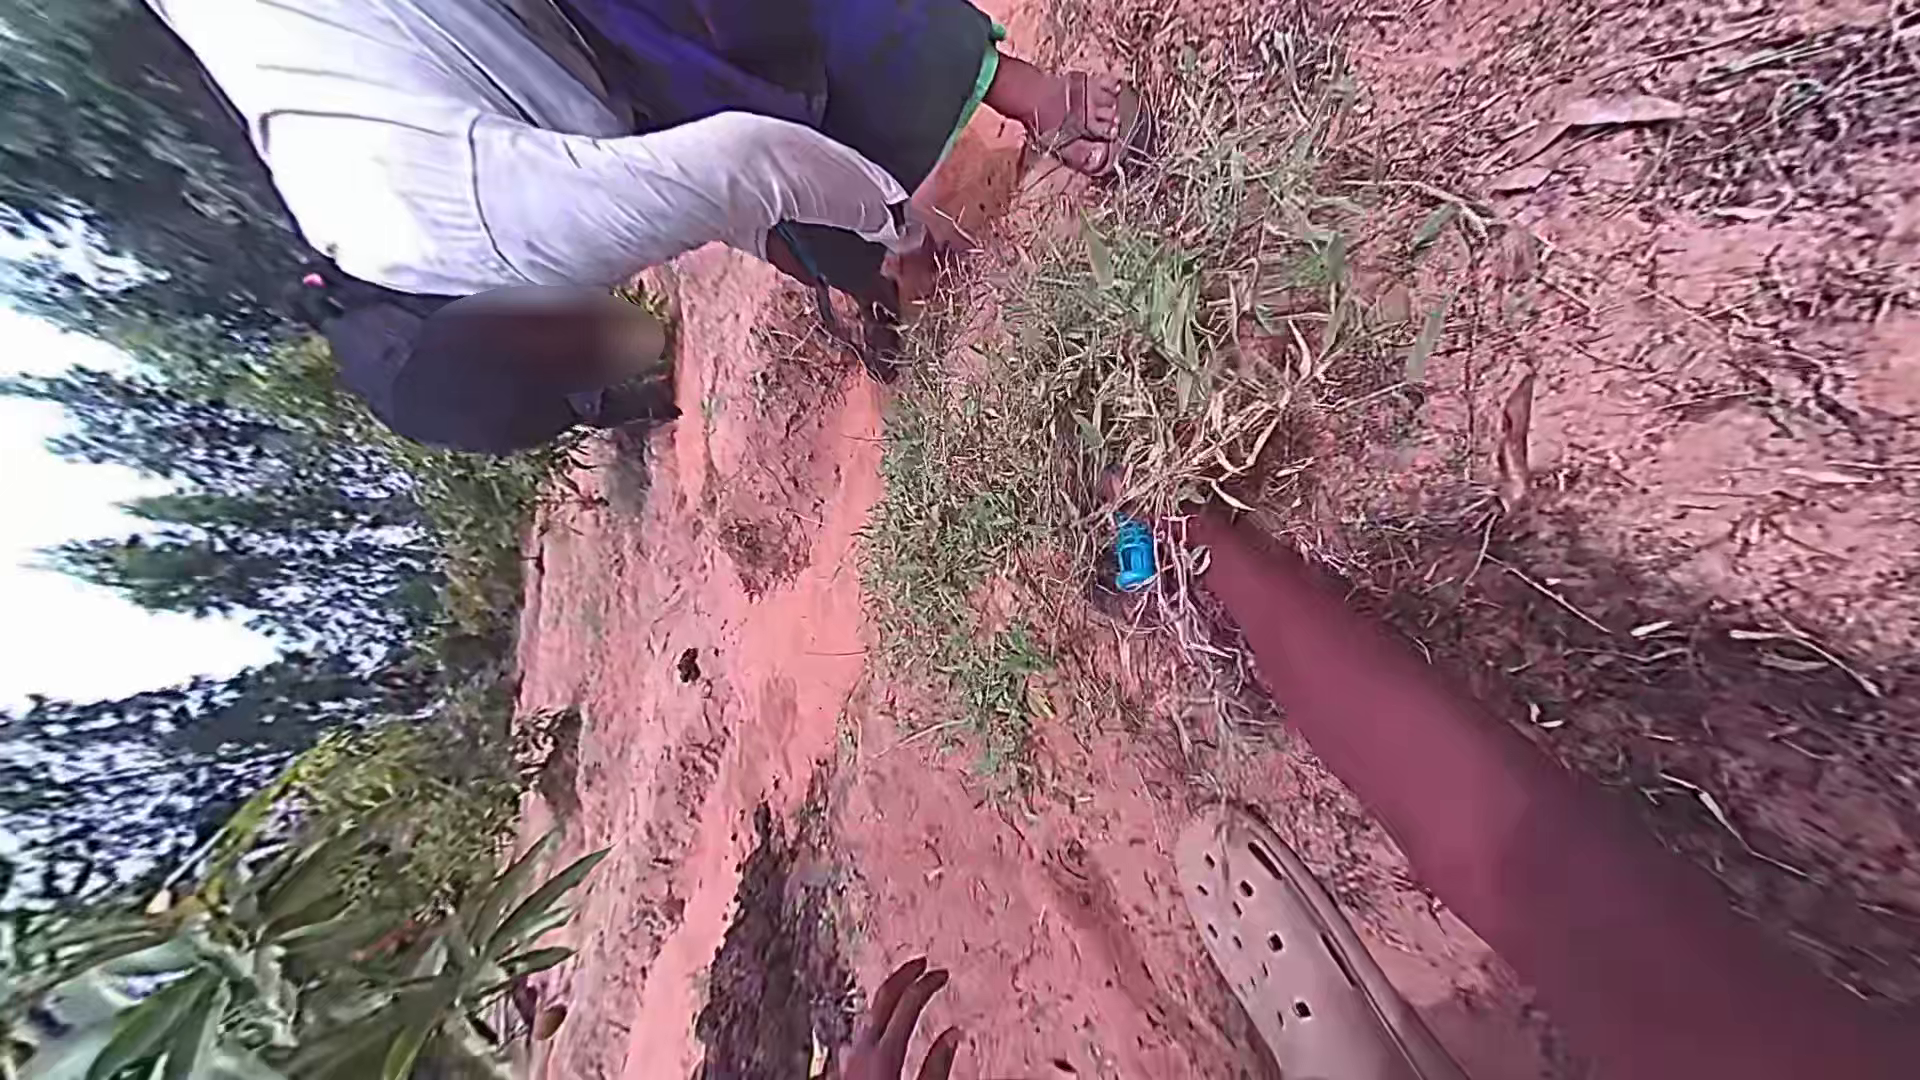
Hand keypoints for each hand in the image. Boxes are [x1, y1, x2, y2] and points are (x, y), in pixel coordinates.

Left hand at [837, 958, 961, 1079]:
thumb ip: (936, 1070)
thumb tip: (953, 1035)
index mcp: (883, 1055)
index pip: (909, 1001)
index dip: (928, 982)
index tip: (944, 974)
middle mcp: (861, 1051)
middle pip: (883, 996)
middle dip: (904, 974)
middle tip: (924, 964)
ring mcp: (848, 1061)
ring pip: (869, 1014)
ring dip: (890, 997)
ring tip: (908, 992)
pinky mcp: (842, 1074)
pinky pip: (861, 1035)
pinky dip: (878, 1022)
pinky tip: (885, 1030)